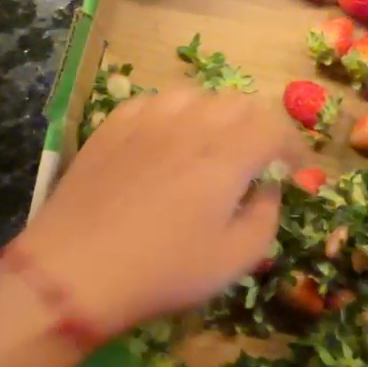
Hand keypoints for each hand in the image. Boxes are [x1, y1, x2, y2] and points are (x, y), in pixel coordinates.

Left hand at [12, 91, 290, 338]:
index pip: (273, 128)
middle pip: (237, 103)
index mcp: (227, 155)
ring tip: (210, 143)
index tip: (292, 168)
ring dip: (213, 114)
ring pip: (194, 95)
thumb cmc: (163, 271)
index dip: (291, 145)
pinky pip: (151, 102)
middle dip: (256, 126)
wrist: (76, 269)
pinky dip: (171, 114)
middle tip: (256, 158)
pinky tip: (164, 139)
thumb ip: (265, 219)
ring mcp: (145, 121)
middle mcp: (190, 125)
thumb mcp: (234, 261)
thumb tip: (268, 190)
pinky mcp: (111, 127)